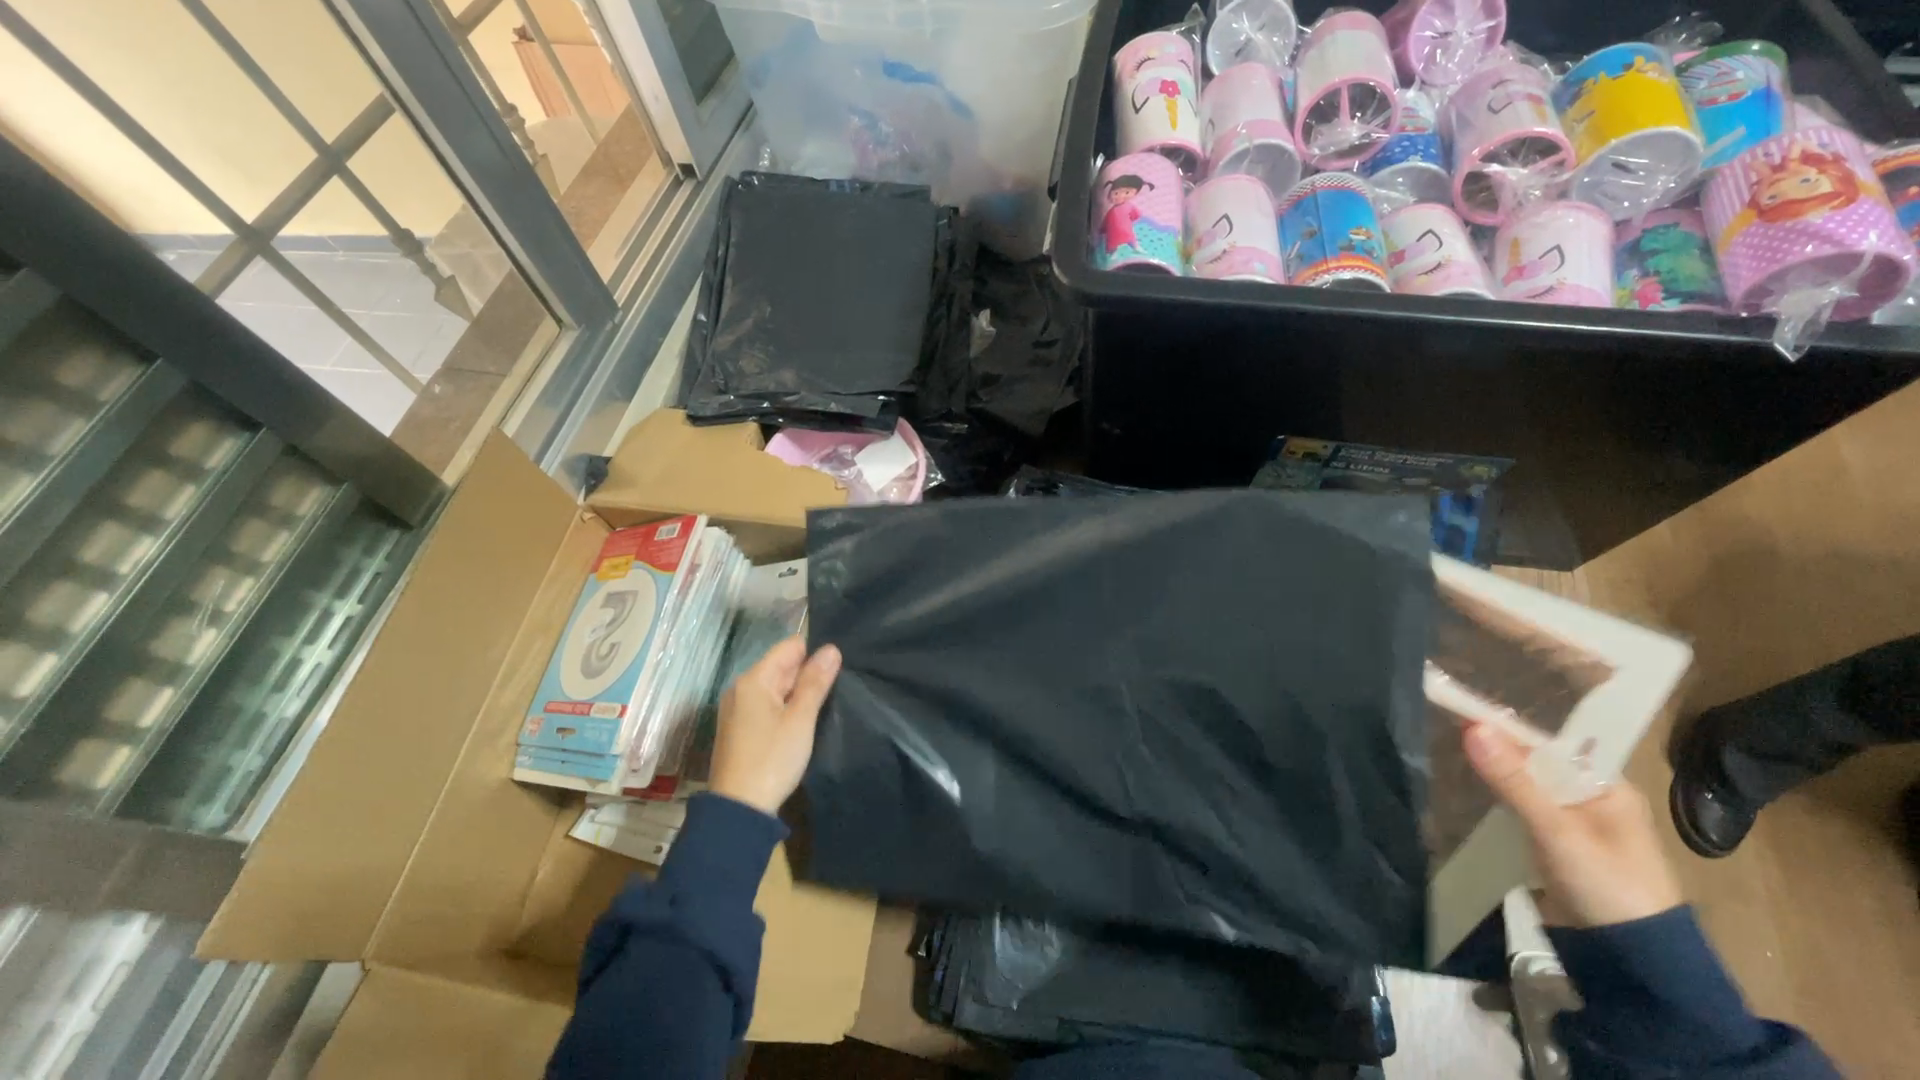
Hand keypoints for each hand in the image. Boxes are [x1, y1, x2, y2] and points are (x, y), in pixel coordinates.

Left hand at [708, 637, 840, 815]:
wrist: (739, 809)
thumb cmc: (772, 760)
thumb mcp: (800, 719)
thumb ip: (815, 682)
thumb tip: (831, 649)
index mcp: (753, 679)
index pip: (789, 646)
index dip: (814, 655)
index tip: (833, 676)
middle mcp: (740, 688)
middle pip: (782, 666)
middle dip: (806, 676)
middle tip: (832, 694)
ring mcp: (736, 709)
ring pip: (775, 688)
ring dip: (796, 695)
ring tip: (818, 712)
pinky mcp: (738, 728)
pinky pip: (766, 706)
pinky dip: (783, 710)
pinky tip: (797, 728)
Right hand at [1462, 722, 1684, 927]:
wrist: (1630, 958)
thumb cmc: (1606, 884)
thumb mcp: (1557, 830)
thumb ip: (1514, 781)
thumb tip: (1473, 728)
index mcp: (1607, 786)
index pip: (1548, 745)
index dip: (1507, 730)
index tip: (1463, 713)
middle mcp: (1593, 798)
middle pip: (1537, 764)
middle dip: (1498, 751)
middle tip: (1449, 732)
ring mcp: (1576, 825)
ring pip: (1529, 789)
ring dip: (1498, 777)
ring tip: (1453, 755)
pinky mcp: (1559, 848)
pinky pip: (1525, 813)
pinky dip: (1501, 802)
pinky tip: (1475, 795)